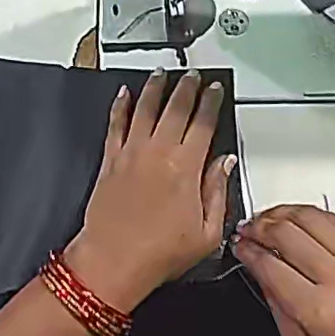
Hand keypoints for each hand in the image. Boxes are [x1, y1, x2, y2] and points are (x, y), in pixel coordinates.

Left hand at [64, 70, 235, 310]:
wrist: (113, 261)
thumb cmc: (158, 253)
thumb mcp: (206, 233)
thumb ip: (217, 192)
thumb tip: (224, 164)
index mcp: (186, 169)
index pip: (203, 123)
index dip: (210, 102)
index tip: (214, 90)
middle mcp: (158, 154)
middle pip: (175, 108)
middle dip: (186, 87)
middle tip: (192, 75)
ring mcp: (131, 153)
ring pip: (144, 108)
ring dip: (154, 88)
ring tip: (161, 74)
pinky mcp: (110, 160)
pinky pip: (115, 124)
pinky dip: (120, 106)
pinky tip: (124, 94)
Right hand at [233, 205, 334, 335]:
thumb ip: (276, 307)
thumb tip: (259, 270)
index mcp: (320, 313)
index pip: (269, 264)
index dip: (247, 250)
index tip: (239, 247)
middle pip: (285, 232)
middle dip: (258, 227)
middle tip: (247, 231)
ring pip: (309, 216)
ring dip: (281, 213)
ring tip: (268, 220)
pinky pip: (334, 219)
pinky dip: (310, 214)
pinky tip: (297, 220)